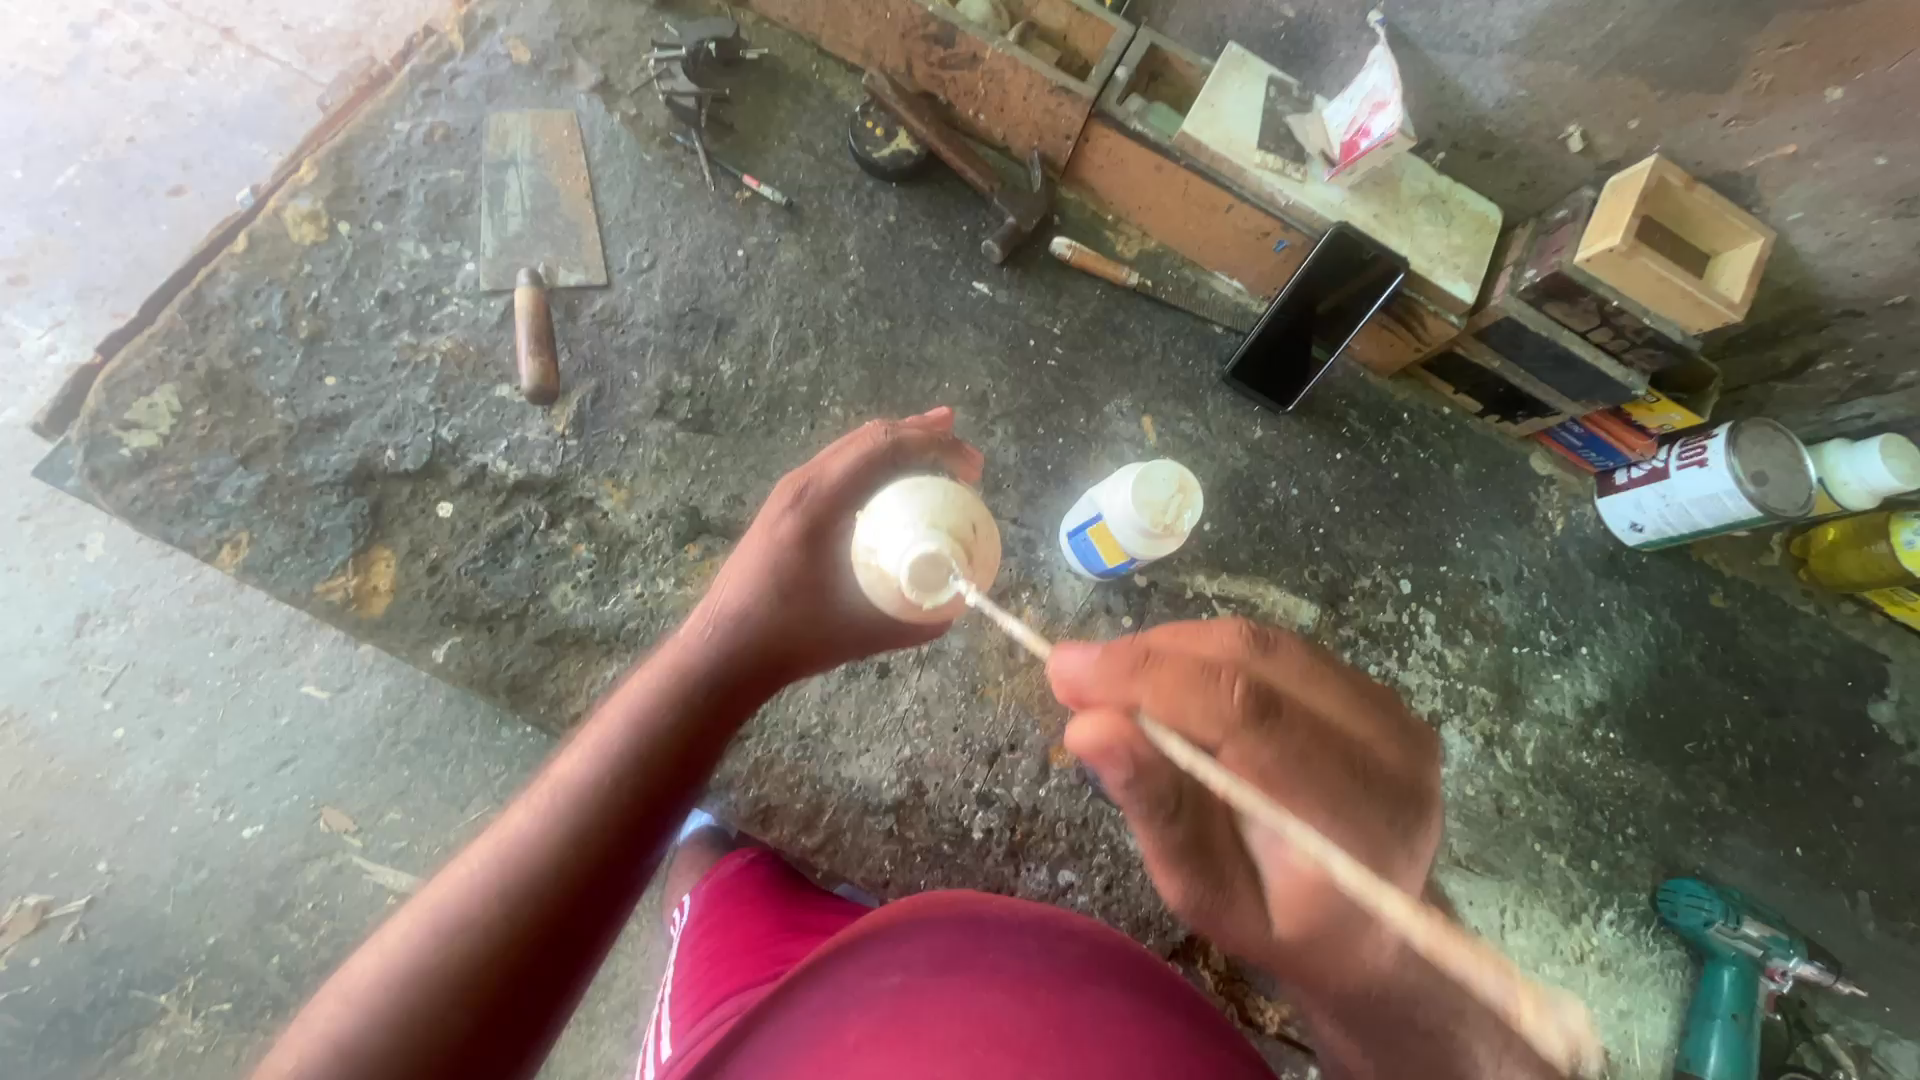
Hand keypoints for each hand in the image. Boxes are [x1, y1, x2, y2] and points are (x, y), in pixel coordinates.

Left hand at [686, 407, 984, 685]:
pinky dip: (875, 466)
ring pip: (852, 449)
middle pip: (870, 437)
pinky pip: (839, 468)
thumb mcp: (859, 632)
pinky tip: (892, 485)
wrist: (722, 649)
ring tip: (938, 454)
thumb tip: (953, 613)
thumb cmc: (787, 638)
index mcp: (818, 502)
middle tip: (966, 457)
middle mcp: (802, 484)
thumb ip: (912, 624)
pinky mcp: (785, 506)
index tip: (972, 469)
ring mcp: (790, 492)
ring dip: (899, 447)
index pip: (884, 448)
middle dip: (924, 437)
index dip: (936, 446)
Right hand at [1046, 618, 1442, 994]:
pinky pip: (1270, 646)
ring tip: (1112, 680)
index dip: (1148, 679)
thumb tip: (1086, 727)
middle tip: (1074, 673)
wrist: (1366, 918)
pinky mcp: (1370, 686)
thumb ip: (1155, 807)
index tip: (1065, 669)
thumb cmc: (1278, 921)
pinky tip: (1166, 681)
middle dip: (1147, 656)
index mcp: (1354, 817)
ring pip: (1256, 640)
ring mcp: (1389, 707)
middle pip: (1250, 658)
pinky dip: (1202, 652)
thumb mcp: (1202, 892)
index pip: (1244, 712)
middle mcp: (1389, 746)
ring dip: (1169, 649)